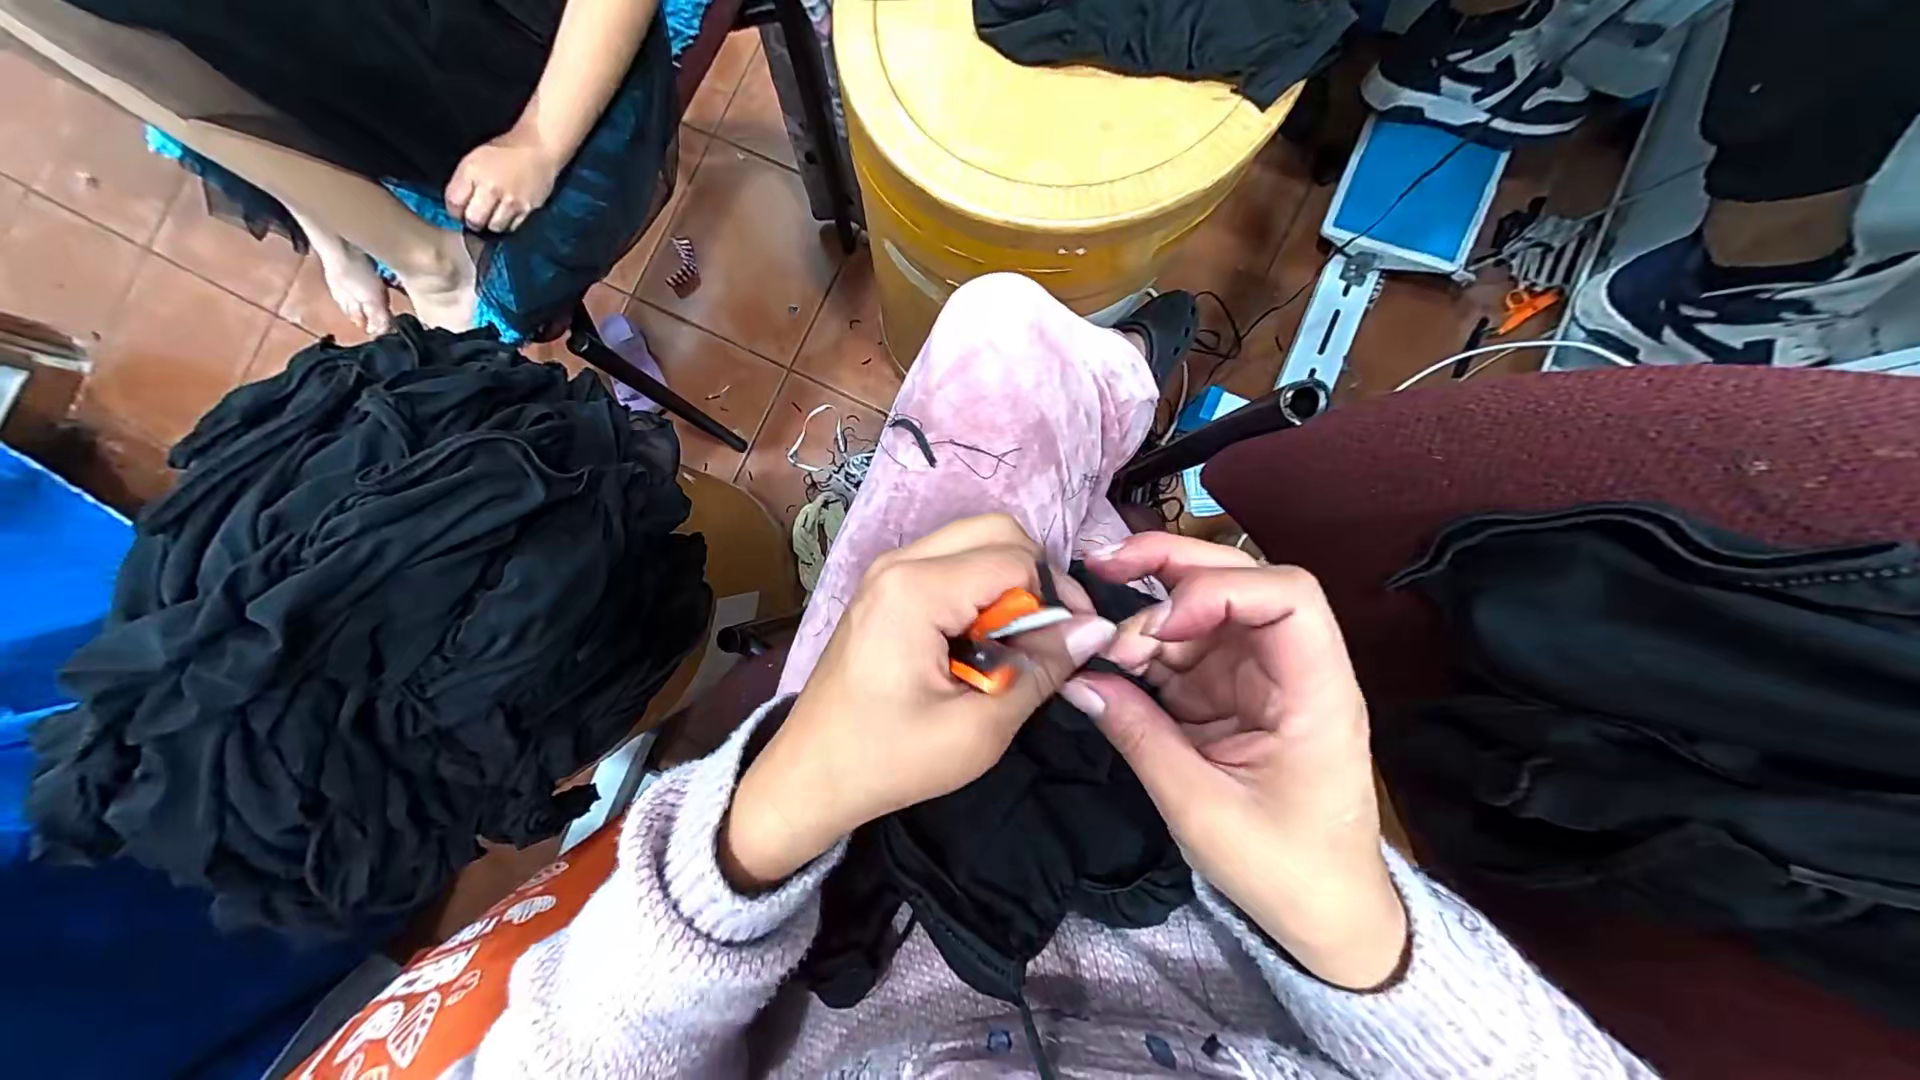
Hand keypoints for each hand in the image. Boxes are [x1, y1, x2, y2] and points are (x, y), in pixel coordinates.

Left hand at [444, 129, 560, 233]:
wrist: (536, 151)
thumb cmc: (502, 151)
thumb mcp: (474, 160)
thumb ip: (465, 182)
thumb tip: (460, 205)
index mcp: (472, 172)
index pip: (454, 202)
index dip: (454, 211)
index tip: (459, 212)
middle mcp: (490, 189)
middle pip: (474, 219)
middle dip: (472, 221)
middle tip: (475, 218)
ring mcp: (511, 201)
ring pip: (494, 227)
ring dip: (491, 224)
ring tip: (492, 218)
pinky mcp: (527, 209)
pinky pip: (513, 226)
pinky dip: (507, 224)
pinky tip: (507, 216)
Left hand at [720, 514, 1117, 891]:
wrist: (809, 775)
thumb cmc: (887, 759)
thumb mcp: (978, 729)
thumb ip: (1041, 670)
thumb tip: (1096, 628)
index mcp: (916, 589)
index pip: (1016, 560)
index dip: (1055, 600)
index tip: (1068, 646)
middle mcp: (900, 561)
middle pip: (997, 531)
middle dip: (1035, 577)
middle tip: (1045, 635)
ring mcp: (888, 569)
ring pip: (975, 541)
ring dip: (1008, 582)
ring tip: (1012, 641)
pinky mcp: (887, 585)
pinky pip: (952, 562)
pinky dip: (980, 589)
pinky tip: (978, 639)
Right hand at [1065, 534, 1407, 989]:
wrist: (1322, 914)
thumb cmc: (1283, 869)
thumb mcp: (1200, 810)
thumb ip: (1137, 735)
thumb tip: (1078, 681)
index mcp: (1315, 692)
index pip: (1286, 597)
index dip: (1217, 589)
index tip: (1156, 624)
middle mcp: (1288, 666)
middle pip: (1239, 580)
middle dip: (1170, 562)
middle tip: (1105, 563)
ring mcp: (1254, 674)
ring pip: (1202, 606)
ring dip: (1146, 603)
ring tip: (1094, 610)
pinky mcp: (1225, 690)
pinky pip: (1179, 649)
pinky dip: (1140, 646)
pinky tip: (1106, 655)